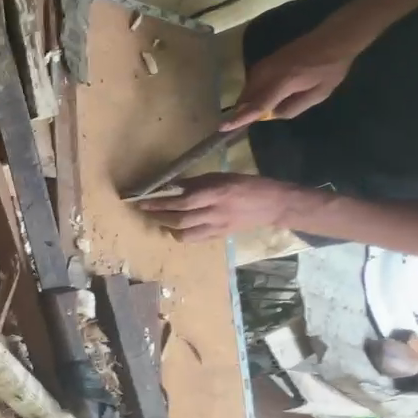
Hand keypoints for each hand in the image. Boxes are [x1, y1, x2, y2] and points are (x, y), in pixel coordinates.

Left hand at [137, 173, 313, 240]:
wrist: (275, 204)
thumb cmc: (247, 186)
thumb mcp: (222, 177)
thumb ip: (195, 183)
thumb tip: (169, 187)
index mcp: (217, 195)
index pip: (182, 202)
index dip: (159, 203)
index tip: (142, 202)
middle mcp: (215, 213)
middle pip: (179, 220)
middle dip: (158, 216)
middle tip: (147, 211)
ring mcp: (218, 227)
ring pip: (185, 234)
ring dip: (168, 228)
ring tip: (161, 220)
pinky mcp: (220, 236)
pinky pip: (195, 240)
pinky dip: (182, 235)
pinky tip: (176, 228)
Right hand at [220, 28, 357, 130]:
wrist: (332, 38)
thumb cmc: (330, 67)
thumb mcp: (320, 92)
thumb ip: (294, 107)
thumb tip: (270, 115)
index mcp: (284, 82)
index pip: (257, 105)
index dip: (240, 118)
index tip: (223, 127)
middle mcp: (265, 75)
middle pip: (245, 100)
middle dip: (249, 110)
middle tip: (273, 108)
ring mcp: (260, 68)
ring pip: (246, 93)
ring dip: (253, 100)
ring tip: (278, 95)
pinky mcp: (259, 65)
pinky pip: (250, 85)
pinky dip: (256, 92)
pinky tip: (275, 86)